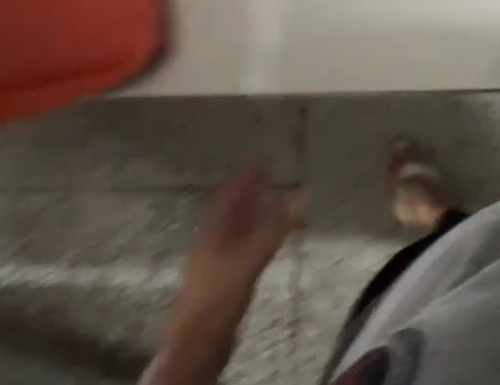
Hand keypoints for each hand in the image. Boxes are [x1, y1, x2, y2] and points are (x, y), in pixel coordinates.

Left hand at [167, 170, 299, 343]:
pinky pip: (248, 246)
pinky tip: (275, 239)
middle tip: (277, 179)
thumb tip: (300, 195)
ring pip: (242, 229)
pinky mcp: (228, 277)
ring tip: (284, 205)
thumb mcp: (251, 256)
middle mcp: (215, 239)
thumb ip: (276, 227)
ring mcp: (220, 259)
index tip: (264, 160)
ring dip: (261, 216)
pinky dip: (263, 236)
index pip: (230, 193)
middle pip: (236, 209)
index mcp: (214, 229)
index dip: (246, 176)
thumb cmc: (220, 292)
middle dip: (256, 194)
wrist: (200, 340)